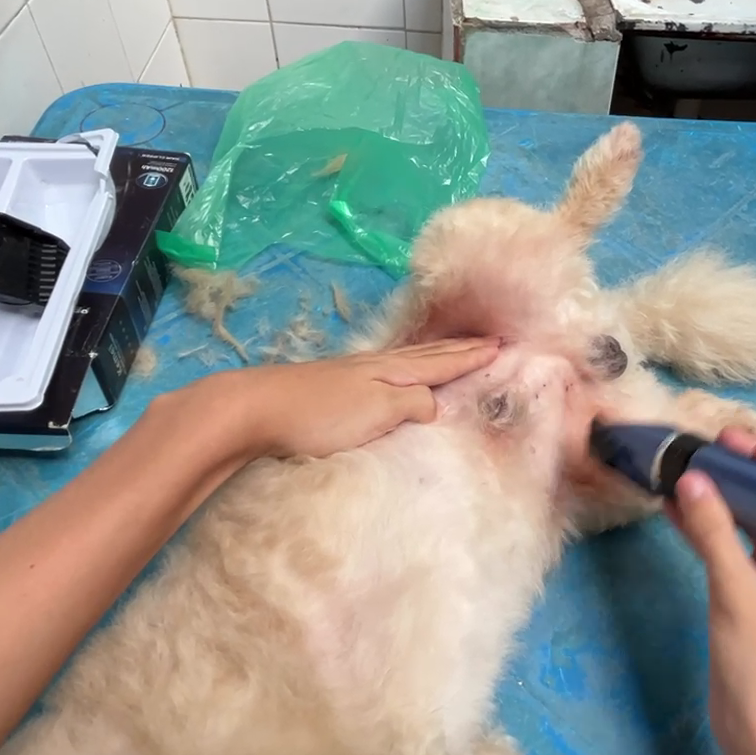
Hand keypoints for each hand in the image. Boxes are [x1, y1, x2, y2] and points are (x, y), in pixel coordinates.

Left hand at [173, 338, 500, 460]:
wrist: (254, 409)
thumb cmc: (321, 414)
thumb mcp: (378, 411)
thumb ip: (413, 404)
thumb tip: (434, 403)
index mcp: (393, 371)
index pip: (442, 361)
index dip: (472, 356)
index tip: (501, 345)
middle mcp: (377, 365)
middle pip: (427, 353)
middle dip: (460, 348)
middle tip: (488, 340)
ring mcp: (354, 372)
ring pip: (407, 359)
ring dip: (436, 353)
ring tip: (454, 348)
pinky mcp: (335, 384)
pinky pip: (388, 369)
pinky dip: (408, 365)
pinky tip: (400, 370)